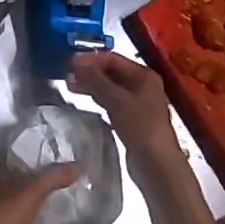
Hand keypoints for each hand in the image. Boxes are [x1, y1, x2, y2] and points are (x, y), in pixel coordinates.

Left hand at [0, 165, 92, 223]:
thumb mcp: (26, 195)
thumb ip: (52, 180)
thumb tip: (80, 166)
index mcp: (4, 184)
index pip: (28, 166)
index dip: (47, 161)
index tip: (71, 155)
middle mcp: (10, 204)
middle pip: (38, 194)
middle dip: (59, 189)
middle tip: (88, 182)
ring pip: (45, 222)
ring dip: (66, 218)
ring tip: (94, 210)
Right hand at [68, 52, 186, 175]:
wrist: (157, 165)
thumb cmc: (140, 126)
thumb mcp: (116, 99)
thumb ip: (96, 79)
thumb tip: (75, 62)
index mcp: (144, 75)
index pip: (113, 59)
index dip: (91, 59)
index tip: (70, 62)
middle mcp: (142, 85)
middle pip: (112, 72)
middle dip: (90, 72)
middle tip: (67, 75)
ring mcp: (138, 103)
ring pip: (110, 88)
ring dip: (92, 85)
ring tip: (70, 86)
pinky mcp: (132, 119)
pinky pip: (112, 102)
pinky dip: (98, 98)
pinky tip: (85, 100)